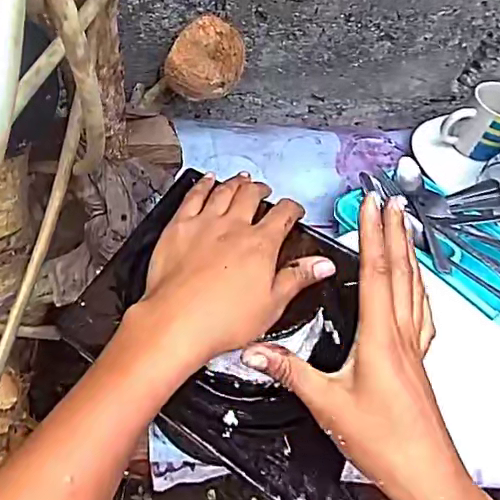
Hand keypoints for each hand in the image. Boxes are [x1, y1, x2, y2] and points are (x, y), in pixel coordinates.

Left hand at [126, 173, 331, 370]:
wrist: (177, 320)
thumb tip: (322, 265)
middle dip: (261, 190)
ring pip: (224, 191)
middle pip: (251, 195)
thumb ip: (297, 278)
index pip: (283, 215)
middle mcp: (233, 227)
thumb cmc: (221, 320)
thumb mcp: (272, 305)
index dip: (292, 209)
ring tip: (241, 179)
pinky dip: (203, 184)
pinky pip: (194, 195)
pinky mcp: (179, 225)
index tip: (294, 210)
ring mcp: (204, 223)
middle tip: (264, 190)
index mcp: (260, 245)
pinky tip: (207, 180)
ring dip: (235, 182)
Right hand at [242, 192, 460, 499]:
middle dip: (395, 232)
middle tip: (393, 203)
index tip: (370, 205)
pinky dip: (419, 286)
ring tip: (406, 230)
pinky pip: (422, 311)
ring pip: (415, 288)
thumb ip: (290, 371)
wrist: (429, 479)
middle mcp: (403, 336)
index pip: (378, 272)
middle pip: (402, 271)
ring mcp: (415, 348)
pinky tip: (418, 287)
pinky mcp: (419, 362)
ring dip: (409, 252)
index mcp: (381, 337)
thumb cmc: (387, 444)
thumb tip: (256, 350)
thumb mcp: (327, 405)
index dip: (373, 234)